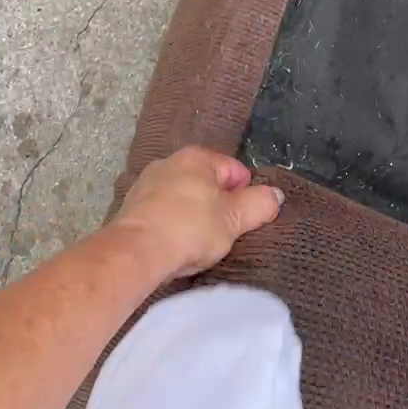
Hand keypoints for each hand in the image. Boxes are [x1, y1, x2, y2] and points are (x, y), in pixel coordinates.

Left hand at [109, 147, 283, 279]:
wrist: (136, 251)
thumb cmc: (190, 229)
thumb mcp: (234, 219)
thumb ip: (259, 204)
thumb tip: (275, 194)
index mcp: (197, 157)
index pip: (235, 170)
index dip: (246, 196)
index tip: (244, 220)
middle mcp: (169, 162)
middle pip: (208, 184)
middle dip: (219, 207)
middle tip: (223, 234)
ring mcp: (147, 183)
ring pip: (184, 199)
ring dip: (195, 217)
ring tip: (198, 243)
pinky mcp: (132, 207)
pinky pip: (164, 213)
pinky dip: (173, 225)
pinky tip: (175, 244)